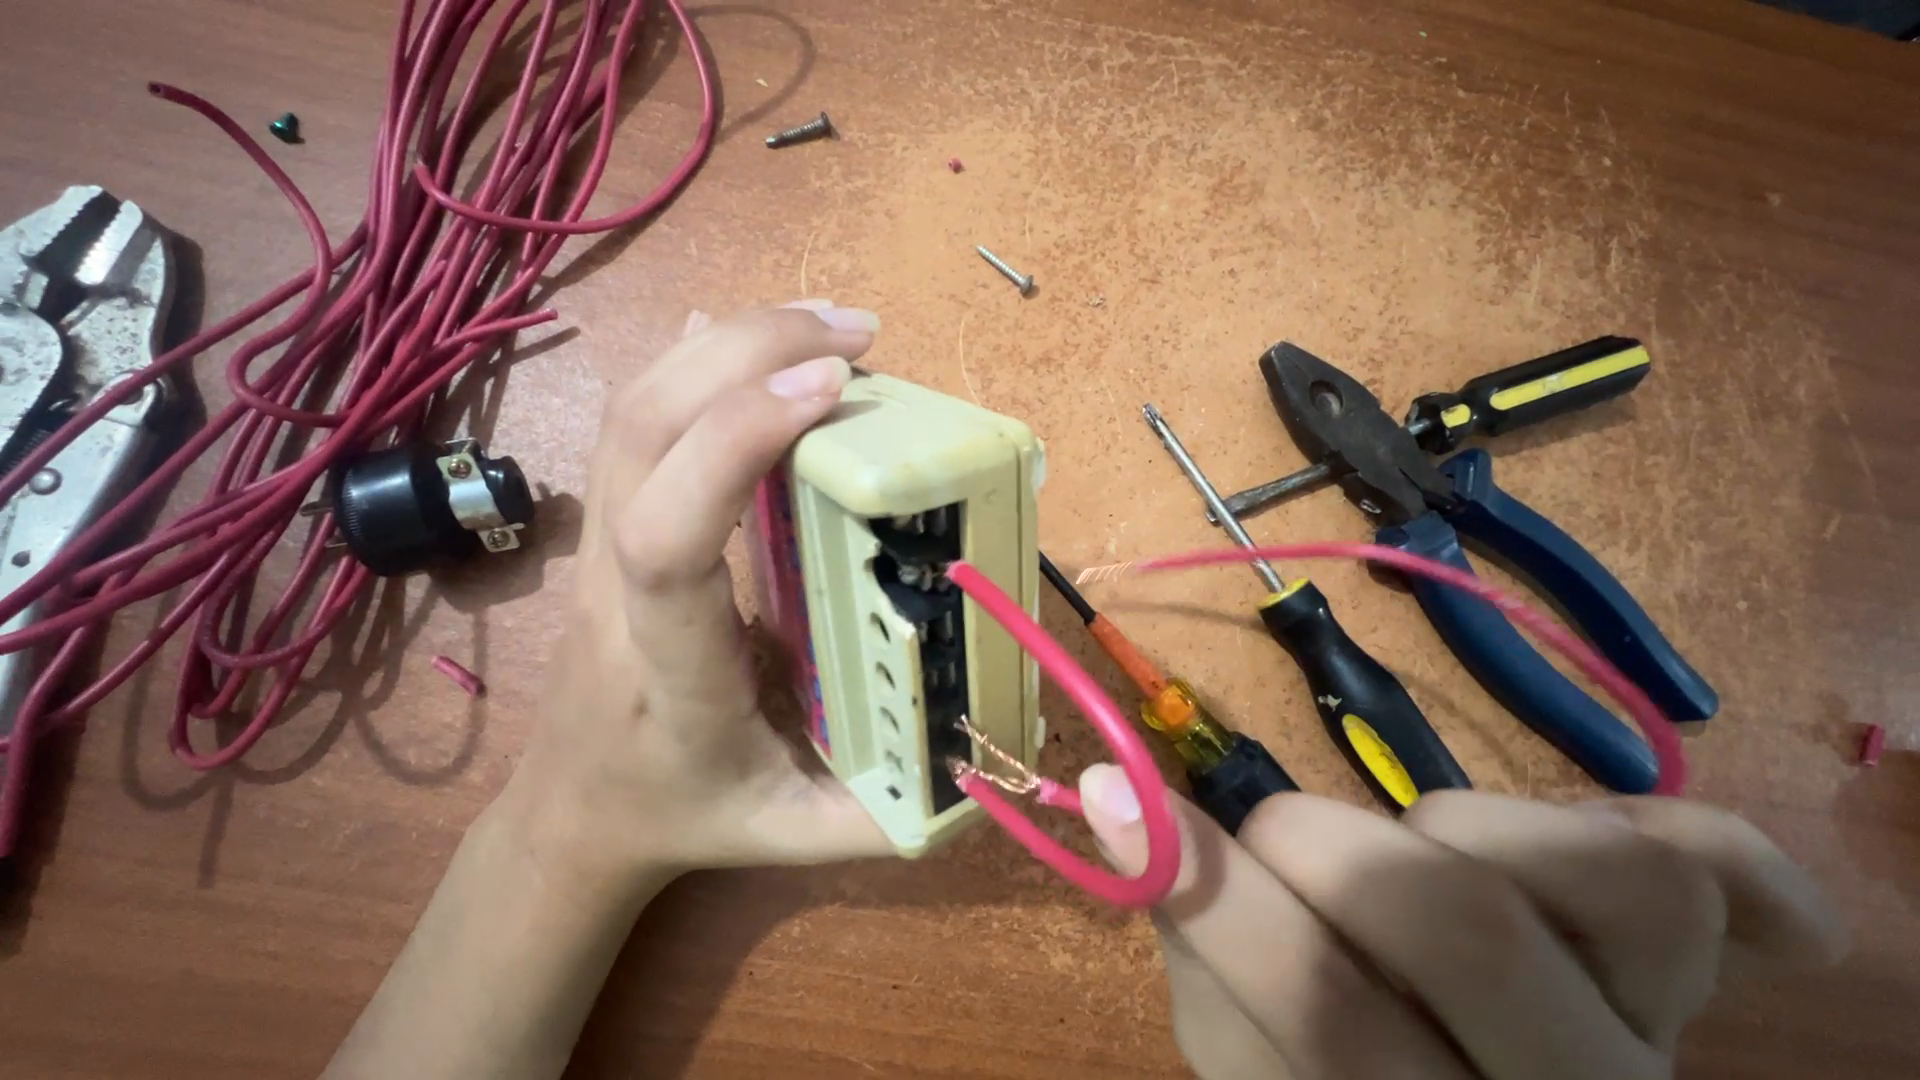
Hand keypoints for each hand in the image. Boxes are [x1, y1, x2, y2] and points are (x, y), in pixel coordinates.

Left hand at [504, 301, 894, 895]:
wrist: (579, 806)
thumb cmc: (689, 815)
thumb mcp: (796, 836)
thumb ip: (891, 813)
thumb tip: (988, 753)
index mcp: (670, 671)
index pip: (669, 539)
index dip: (736, 443)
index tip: (829, 388)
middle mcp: (616, 593)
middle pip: (639, 433)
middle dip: (745, 356)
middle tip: (857, 338)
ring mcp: (601, 550)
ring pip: (632, 410)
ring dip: (729, 346)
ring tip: (830, 329)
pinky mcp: (612, 524)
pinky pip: (636, 420)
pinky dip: (698, 362)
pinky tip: (756, 340)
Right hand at [1077, 770, 1845, 1079]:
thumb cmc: (1327, 1079)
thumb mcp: (1236, 1042)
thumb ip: (1196, 931)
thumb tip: (1114, 793)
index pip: (1318, 1004)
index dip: (1216, 885)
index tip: (1115, 785)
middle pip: (1456, 923)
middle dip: (1320, 840)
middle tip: (1278, 832)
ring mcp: (1655, 1044)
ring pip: (1608, 880)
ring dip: (1469, 828)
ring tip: (1427, 847)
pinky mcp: (1712, 989)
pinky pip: (1729, 881)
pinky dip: (1703, 842)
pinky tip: (1637, 844)